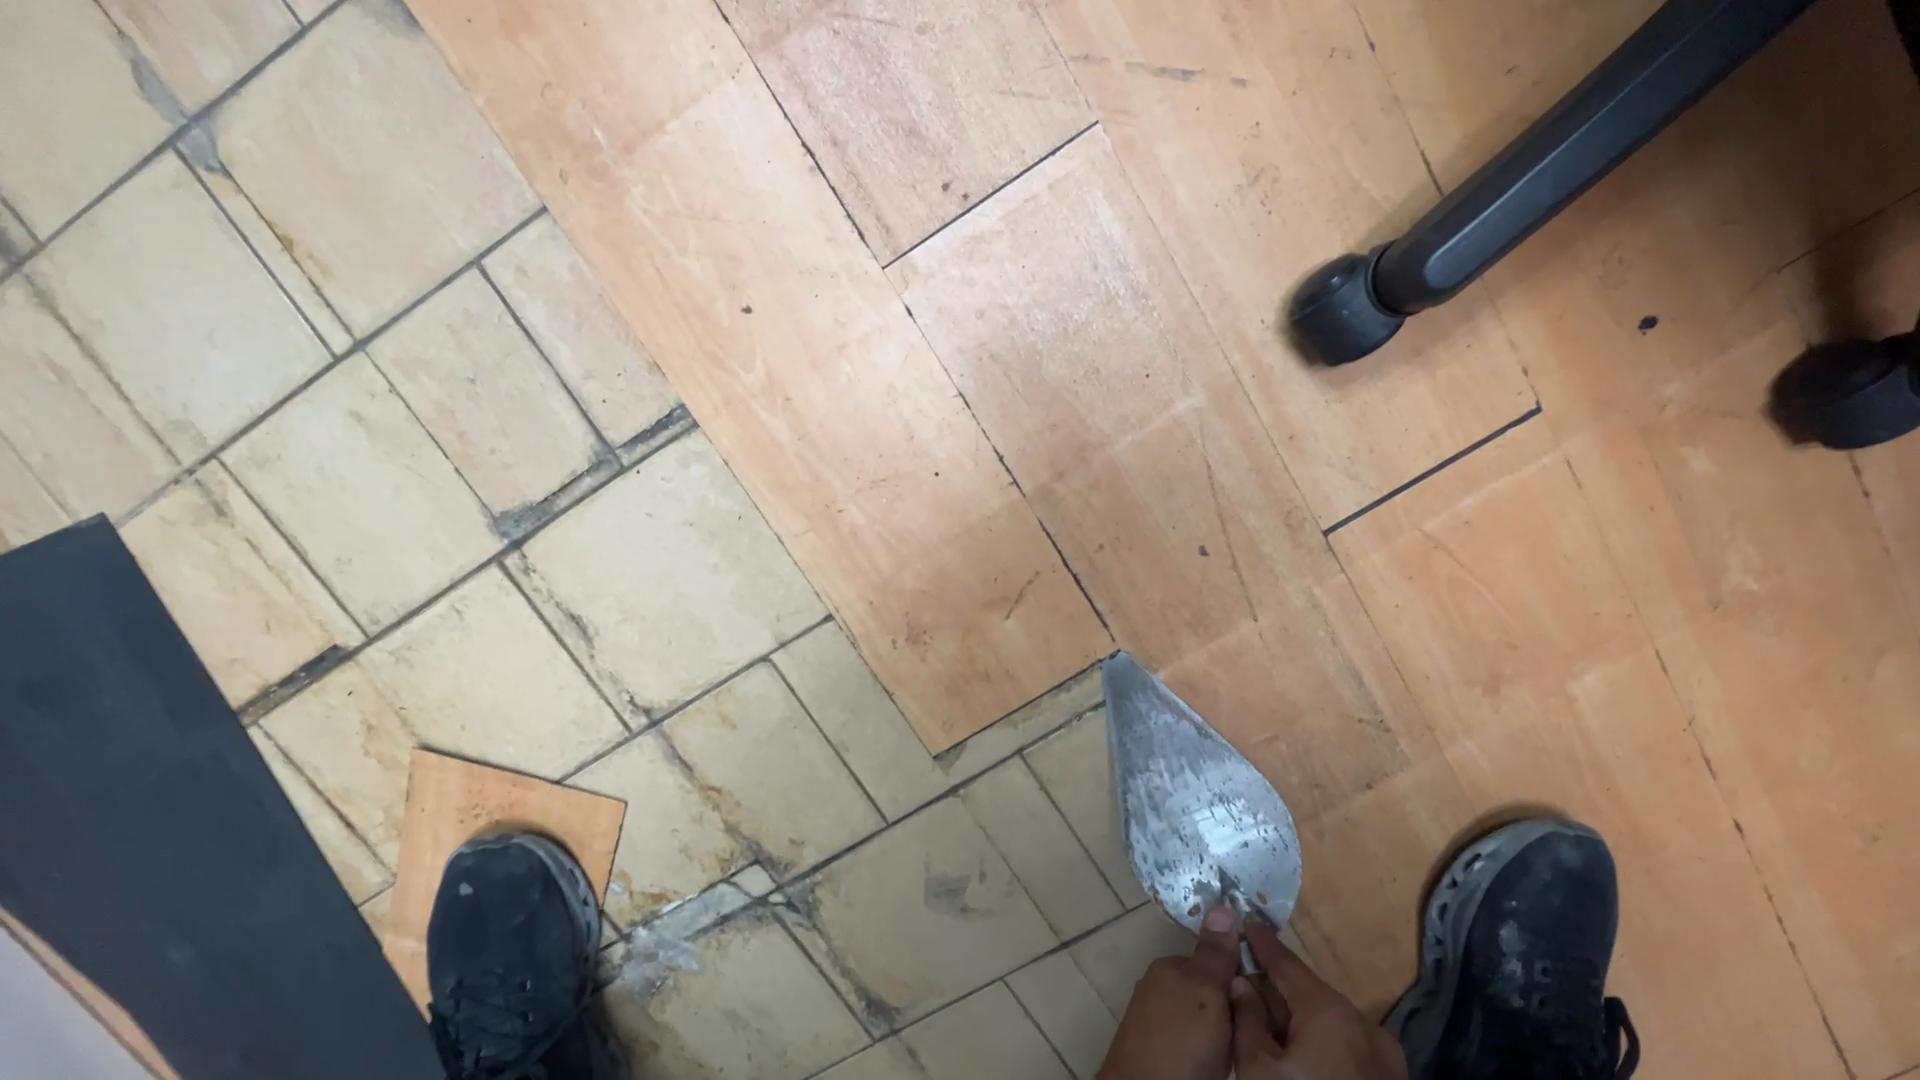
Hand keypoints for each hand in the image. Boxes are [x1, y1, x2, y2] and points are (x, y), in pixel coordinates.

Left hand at [1096, 906, 1241, 1079]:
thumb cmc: (1179, 1040)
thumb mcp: (1204, 991)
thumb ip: (1214, 954)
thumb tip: (1221, 904)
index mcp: (1170, 967)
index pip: (1214, 958)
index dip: (1240, 974)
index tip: (1264, 994)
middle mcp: (1160, 987)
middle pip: (1210, 989)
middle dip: (1232, 1004)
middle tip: (1253, 1027)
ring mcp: (1157, 1020)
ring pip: (1204, 1017)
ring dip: (1222, 1029)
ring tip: (1240, 1046)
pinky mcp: (1160, 1049)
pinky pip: (1195, 1039)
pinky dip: (1209, 1048)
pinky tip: (1218, 1061)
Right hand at [1230, 920, 1408, 1079]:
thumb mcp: (1257, 1070)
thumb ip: (1246, 1019)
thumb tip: (1240, 984)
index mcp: (1329, 1012)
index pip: (1287, 964)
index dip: (1262, 942)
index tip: (1245, 918)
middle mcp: (1364, 1024)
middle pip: (1310, 993)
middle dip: (1278, 988)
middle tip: (1246, 981)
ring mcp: (1386, 1057)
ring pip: (1332, 1021)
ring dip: (1300, 1018)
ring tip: (1268, 1021)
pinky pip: (1350, 1046)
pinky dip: (1323, 1042)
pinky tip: (1301, 1055)